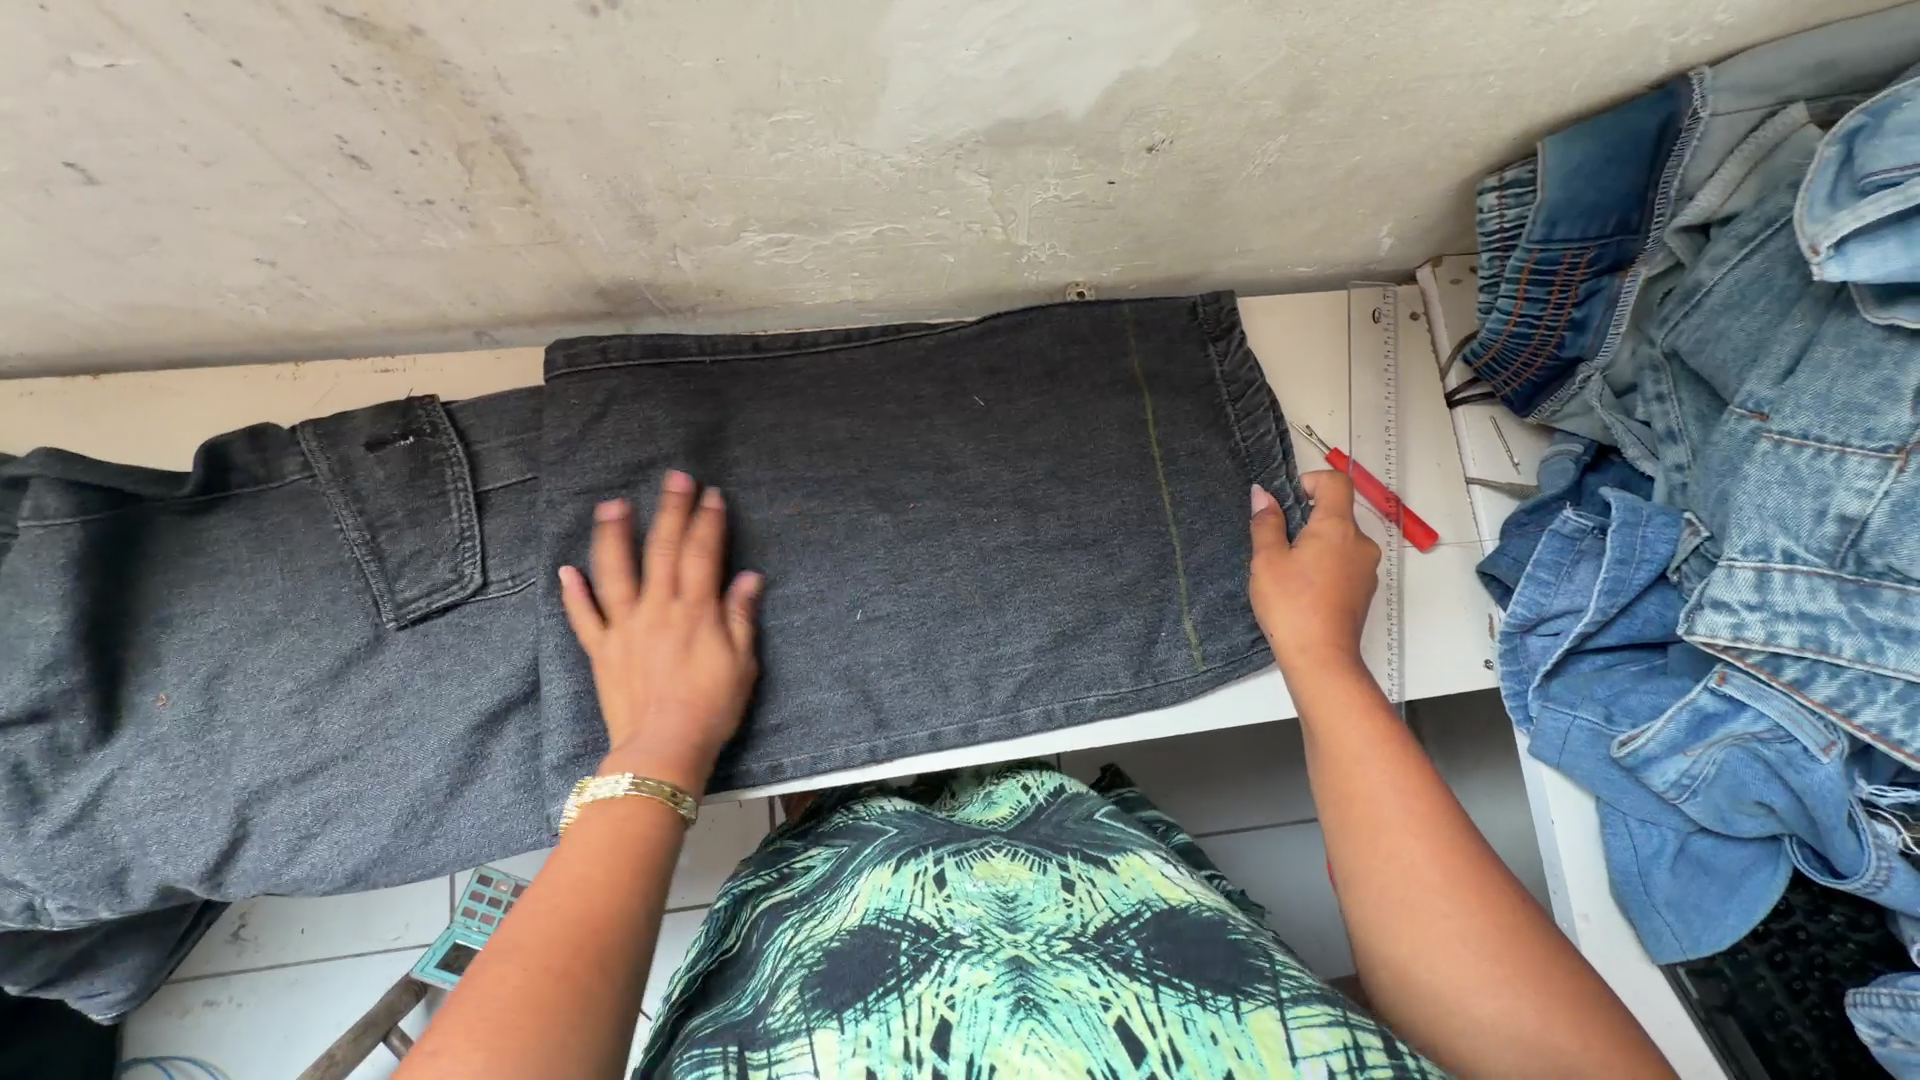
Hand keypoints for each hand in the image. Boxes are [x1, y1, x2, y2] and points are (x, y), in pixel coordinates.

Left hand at [558, 471, 762, 792]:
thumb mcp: (742, 663)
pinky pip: (585, 617)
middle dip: (671, 510)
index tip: (712, 495)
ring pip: (616, 572)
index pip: (703, 554)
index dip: (709, 521)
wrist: (665, 748)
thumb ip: (741, 617)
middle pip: (664, 550)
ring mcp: (626, 628)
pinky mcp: (603, 651)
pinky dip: (574, 593)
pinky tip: (567, 570)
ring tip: (613, 505)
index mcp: (695, 612)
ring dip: (615, 536)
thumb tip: (750, 579)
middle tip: (674, 477)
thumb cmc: (712, 708)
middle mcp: (658, 610)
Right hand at [1249, 471, 1379, 674]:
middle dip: (1308, 519)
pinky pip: (1345, 562)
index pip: (1336, 482)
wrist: (1321, 657)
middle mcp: (1361, 542)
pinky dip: (1326, 564)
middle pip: (1337, 512)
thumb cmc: (1290, 605)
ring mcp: (1367, 568)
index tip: (1289, 500)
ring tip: (1289, 571)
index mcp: (1337, 527)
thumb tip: (1262, 495)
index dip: (1312, 481)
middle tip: (1278, 543)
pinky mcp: (1365, 590)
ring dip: (1316, 544)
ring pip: (1340, 540)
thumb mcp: (1266, 560)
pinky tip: (1303, 589)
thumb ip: (1266, 523)